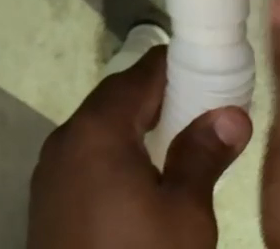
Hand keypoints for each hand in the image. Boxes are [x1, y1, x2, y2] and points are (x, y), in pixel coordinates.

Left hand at [28, 46, 252, 248]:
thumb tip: (232, 113)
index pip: (140, 74)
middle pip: (116, 98)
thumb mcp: (185, 215)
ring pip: (98, 127)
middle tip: (200, 102)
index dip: (175, 66)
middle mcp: (66, 137)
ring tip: (177, 139)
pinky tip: (141, 176)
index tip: (209, 64)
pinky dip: (114, 152)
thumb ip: (204, 155)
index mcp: (97, 130)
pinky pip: (85, 156)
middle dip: (157, 95)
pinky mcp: (48, 200)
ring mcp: (51, 170)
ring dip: (135, 125)